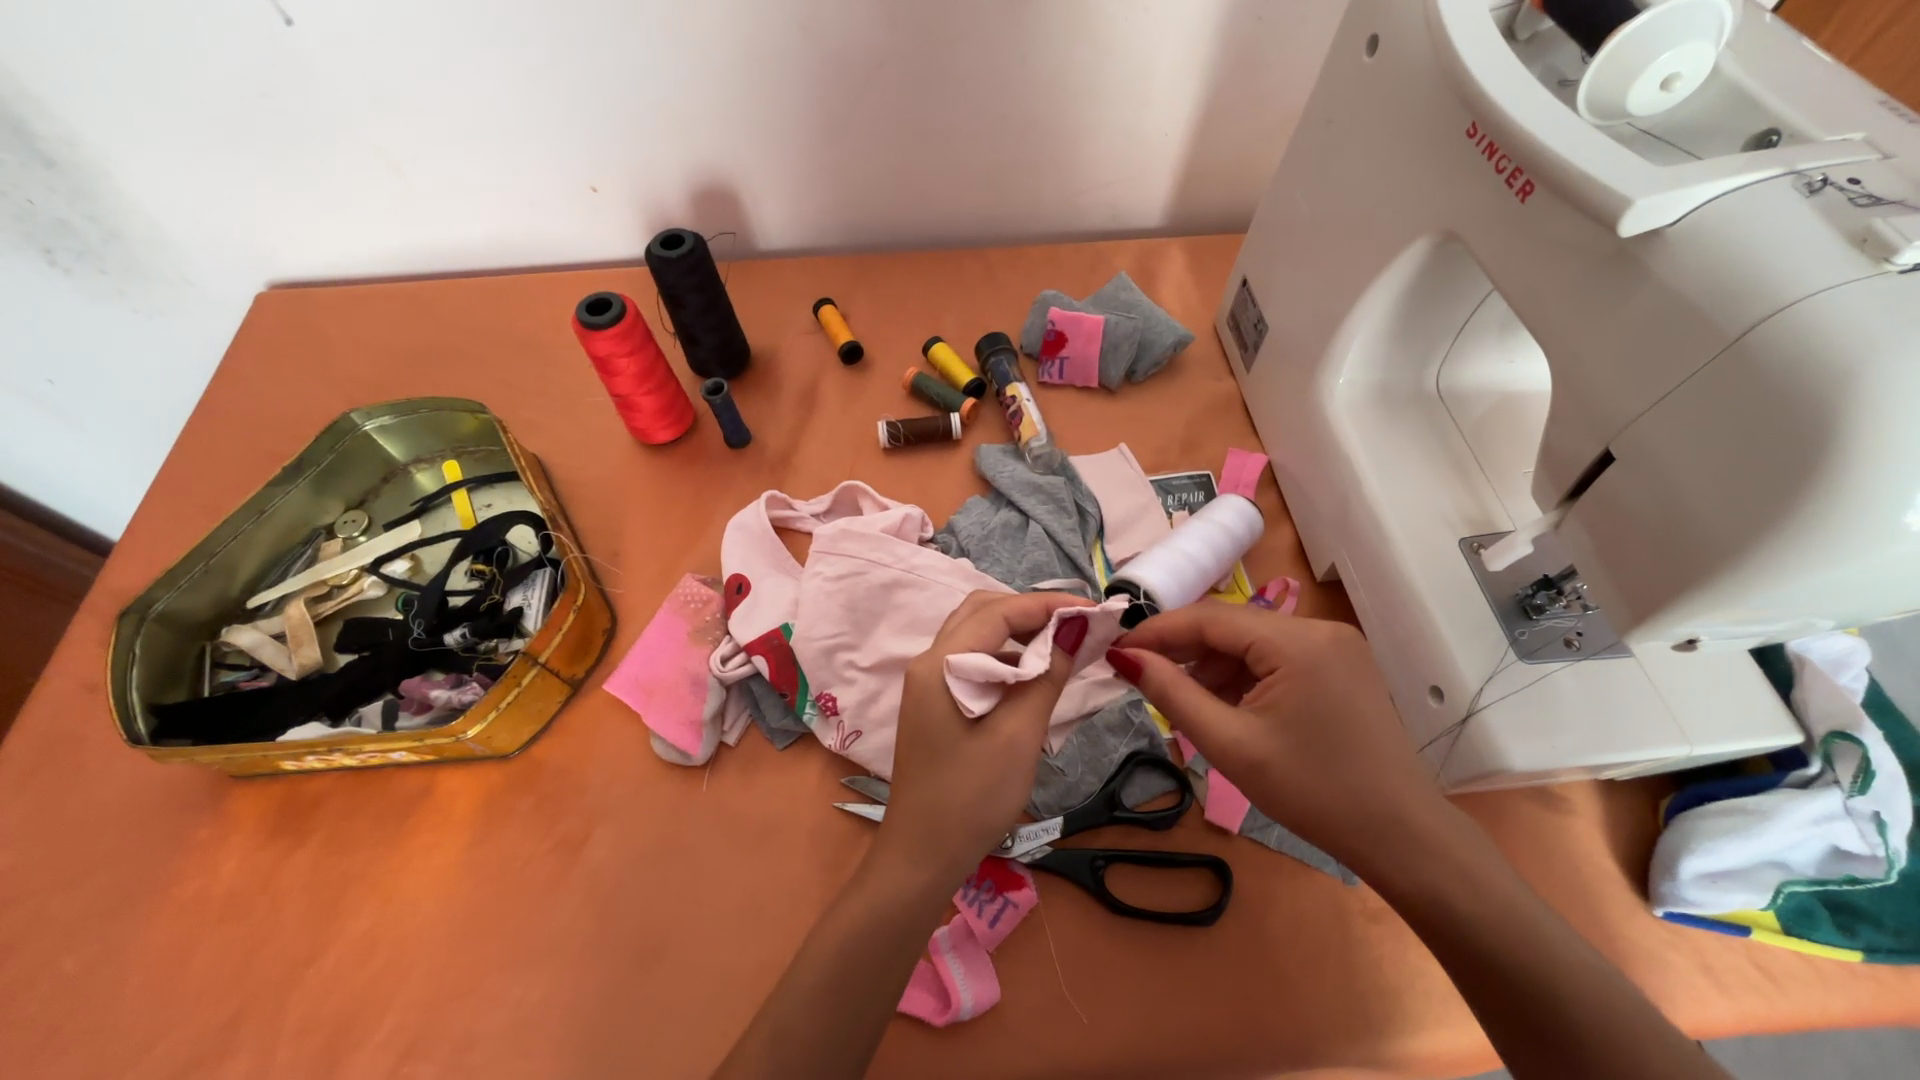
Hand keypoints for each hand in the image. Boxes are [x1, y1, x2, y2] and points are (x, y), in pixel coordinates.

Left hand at [876, 591, 1093, 888]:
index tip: (1095, 610)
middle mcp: (928, 664)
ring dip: (1021, 635)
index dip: (1048, 605)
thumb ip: (1046, 675)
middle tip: (1080, 625)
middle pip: (983, 614)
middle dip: (1033, 613)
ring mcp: (928, 685)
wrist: (922, 856)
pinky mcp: (936, 705)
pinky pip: (973, 664)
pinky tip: (1036, 677)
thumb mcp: (1018, 735)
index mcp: (939, 664)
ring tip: (1066, 646)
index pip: (998, 611)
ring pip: (978, 638)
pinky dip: (1008, 661)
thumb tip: (1076, 628)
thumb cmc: (971, 798)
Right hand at [1106, 602, 1443, 876]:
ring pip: (1253, 642)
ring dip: (1213, 666)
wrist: (1400, 834)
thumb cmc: (1311, 792)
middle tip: (1141, 678)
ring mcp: (1336, 645)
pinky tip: (1226, 707)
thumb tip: (1123, 657)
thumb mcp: (1230, 744)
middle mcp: (1319, 628)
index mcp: (1296, 641)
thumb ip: (1172, 694)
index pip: (1208, 617)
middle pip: (1231, 625)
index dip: (1157, 631)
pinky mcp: (1343, 666)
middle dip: (1184, 651)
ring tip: (1185, 704)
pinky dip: (1244, 676)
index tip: (1115, 651)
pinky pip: (1278, 657)